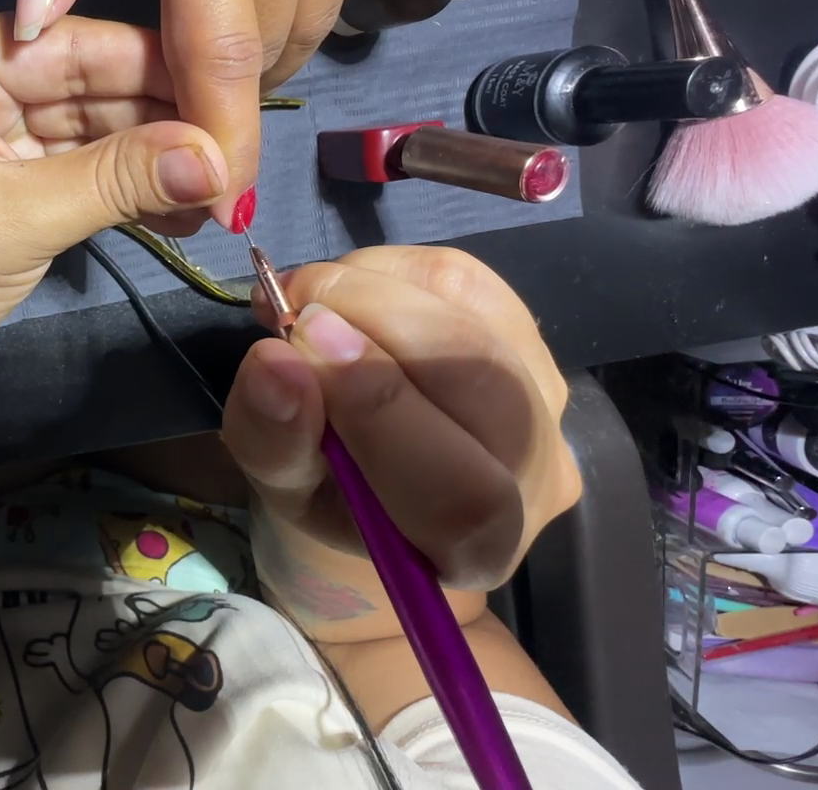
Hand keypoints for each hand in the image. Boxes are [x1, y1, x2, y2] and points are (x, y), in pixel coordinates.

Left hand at [0, 14, 228, 367]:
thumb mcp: (20, 216)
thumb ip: (118, 179)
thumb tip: (217, 160)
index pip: (73, 46)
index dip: (154, 68)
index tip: (231, 93)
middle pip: (93, 88)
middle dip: (164, 124)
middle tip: (240, 153)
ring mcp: (4, 135)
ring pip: (99, 133)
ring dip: (157, 162)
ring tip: (226, 190)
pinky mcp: (22, 183)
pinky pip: (90, 172)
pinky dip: (134, 191)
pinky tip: (189, 209)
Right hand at [221, 247, 580, 592]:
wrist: (369, 482)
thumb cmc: (321, 496)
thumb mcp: (274, 485)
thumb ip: (271, 436)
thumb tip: (273, 359)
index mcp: (471, 550)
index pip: (461, 488)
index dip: (380, 406)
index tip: (297, 341)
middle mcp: (534, 476)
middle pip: (478, 375)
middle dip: (373, 316)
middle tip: (291, 303)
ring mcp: (545, 401)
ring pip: (474, 314)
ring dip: (373, 286)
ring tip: (305, 296)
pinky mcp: (529, 339)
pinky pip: (468, 281)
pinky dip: (390, 268)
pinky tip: (345, 287)